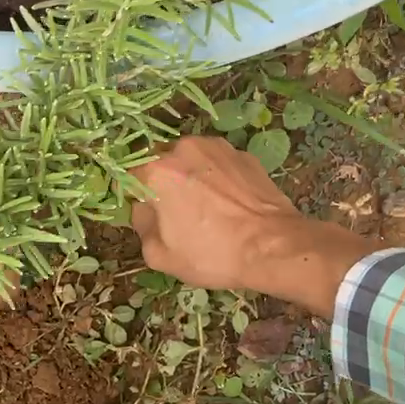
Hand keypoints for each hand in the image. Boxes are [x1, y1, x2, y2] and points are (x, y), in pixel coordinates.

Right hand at [128, 136, 377, 315]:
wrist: (273, 247)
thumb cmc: (211, 253)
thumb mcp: (160, 256)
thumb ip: (142, 227)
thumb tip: (145, 211)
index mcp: (157, 170)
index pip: (131, 176)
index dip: (137, 197)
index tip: (149, 215)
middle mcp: (185, 149)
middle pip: (163, 163)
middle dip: (165, 184)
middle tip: (179, 214)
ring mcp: (218, 148)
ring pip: (192, 161)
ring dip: (192, 178)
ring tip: (208, 209)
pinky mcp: (244, 155)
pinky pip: (219, 165)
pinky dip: (219, 179)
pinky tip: (229, 205)